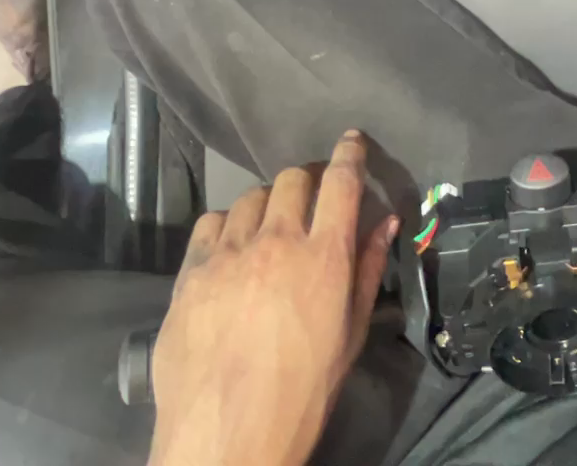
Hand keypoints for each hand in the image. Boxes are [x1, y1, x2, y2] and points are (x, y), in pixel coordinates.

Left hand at [148, 132, 396, 465]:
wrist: (226, 439)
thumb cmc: (303, 391)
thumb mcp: (349, 334)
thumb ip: (367, 269)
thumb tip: (385, 223)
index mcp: (323, 256)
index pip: (341, 182)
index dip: (349, 153)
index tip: (351, 140)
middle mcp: (277, 241)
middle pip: (293, 179)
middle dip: (306, 182)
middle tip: (309, 201)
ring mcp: (229, 254)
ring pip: (251, 197)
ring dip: (267, 204)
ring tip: (268, 229)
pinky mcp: (190, 272)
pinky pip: (211, 223)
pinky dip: (228, 226)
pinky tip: (230, 249)